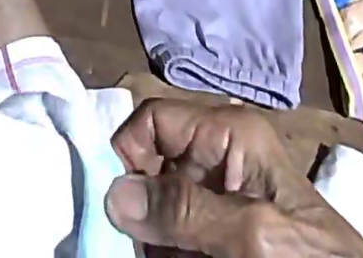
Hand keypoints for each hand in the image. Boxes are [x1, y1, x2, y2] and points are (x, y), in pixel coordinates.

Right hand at [106, 100, 362, 256]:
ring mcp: (212, 198)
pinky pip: (166, 236)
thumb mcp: (253, 234)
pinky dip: (155, 251)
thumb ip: (186, 211)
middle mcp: (214, 156)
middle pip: (146, 166)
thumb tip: (114, 193)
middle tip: (125, 246)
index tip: (110, 206)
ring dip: (139, 237)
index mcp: (228, 133)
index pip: (153, 119)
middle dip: (129, 204)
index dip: (125, 154)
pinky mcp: (210, 234)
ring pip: (150, 207)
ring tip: (146, 256)